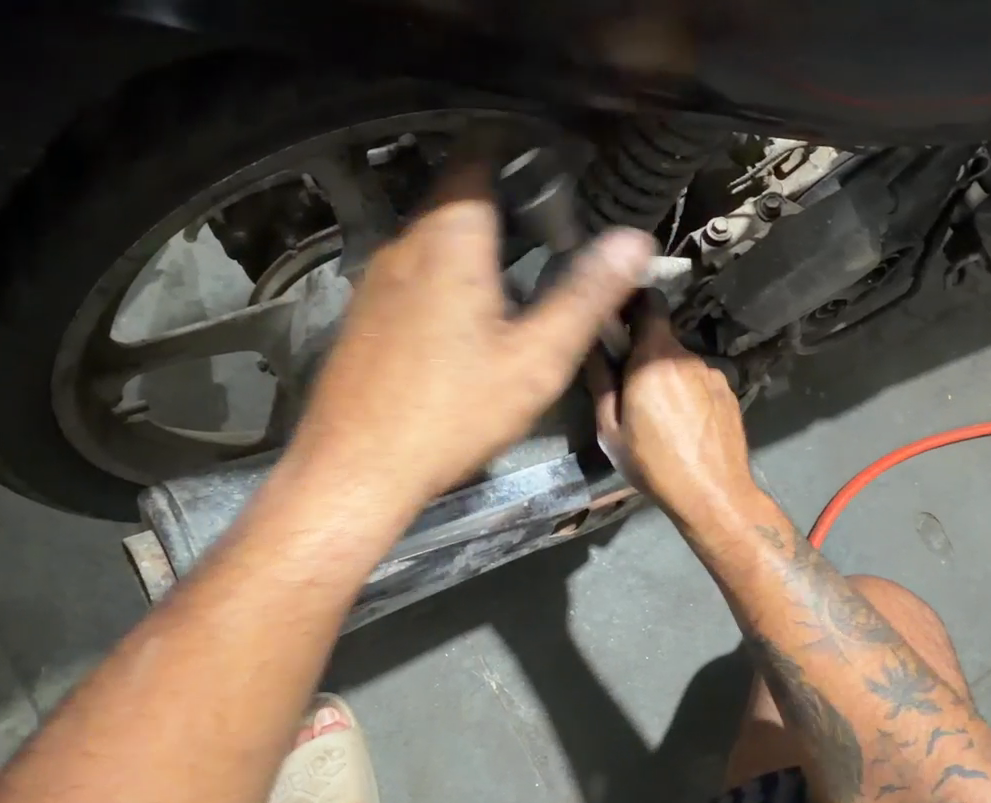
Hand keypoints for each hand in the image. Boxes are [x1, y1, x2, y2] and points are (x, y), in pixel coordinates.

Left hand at [288, 161, 653, 506]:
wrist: (357, 468)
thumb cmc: (450, 416)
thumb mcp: (535, 360)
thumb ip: (586, 296)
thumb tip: (633, 242)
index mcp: (451, 239)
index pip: (481, 151)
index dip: (522, 146)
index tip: (558, 164)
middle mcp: (406, 244)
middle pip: (458, 193)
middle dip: (506, 200)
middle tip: (552, 228)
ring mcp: (378, 278)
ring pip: (434, 234)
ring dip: (476, 241)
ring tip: (520, 272)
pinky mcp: (365, 313)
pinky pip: (413, 270)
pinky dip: (446, 273)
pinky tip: (468, 319)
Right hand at [588, 294, 755, 524]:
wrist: (713, 494)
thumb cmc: (653, 465)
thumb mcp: (610, 431)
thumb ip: (600, 382)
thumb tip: (591, 347)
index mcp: (653, 358)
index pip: (648, 303)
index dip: (632, 303)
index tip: (617, 319)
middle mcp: (686, 356)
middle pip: (661, 339)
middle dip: (643, 354)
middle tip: (629, 388)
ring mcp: (712, 372)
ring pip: (680, 363)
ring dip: (666, 377)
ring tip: (659, 416)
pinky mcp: (729, 390)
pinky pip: (699, 381)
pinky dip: (688, 393)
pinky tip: (684, 425)